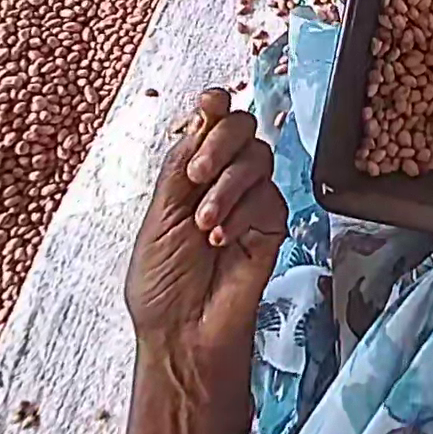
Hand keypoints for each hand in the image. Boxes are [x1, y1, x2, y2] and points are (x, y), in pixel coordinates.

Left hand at [122, 89, 285, 433]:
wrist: (181, 332)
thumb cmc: (162, 280)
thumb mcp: (160, 213)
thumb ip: (183, 162)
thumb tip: (206, 111)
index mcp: (195, 170)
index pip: (212, 121)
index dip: (216, 104)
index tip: (210, 102)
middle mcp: (225, 176)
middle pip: (242, 127)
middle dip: (221, 142)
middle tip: (199, 174)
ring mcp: (252, 196)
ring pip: (257, 157)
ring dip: (227, 187)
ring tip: (205, 224)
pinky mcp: (273, 219)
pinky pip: (268, 195)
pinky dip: (243, 214)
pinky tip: (223, 240)